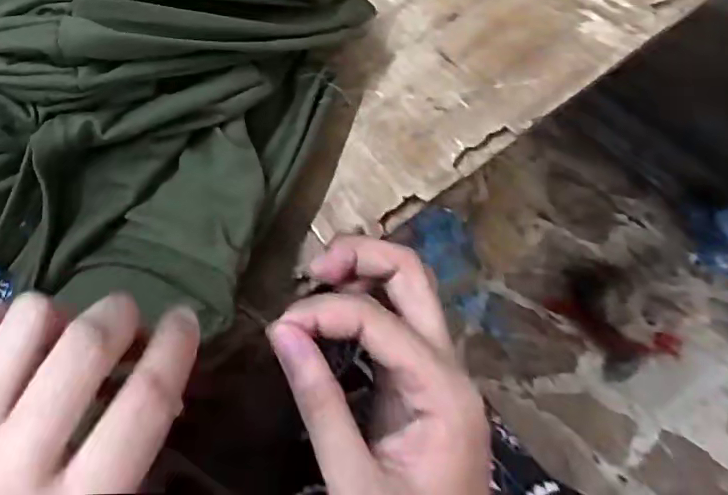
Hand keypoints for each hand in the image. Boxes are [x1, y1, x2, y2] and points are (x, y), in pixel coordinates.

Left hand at [0, 292, 199, 494]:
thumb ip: (136, 475)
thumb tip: (163, 396)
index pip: (143, 405)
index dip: (174, 351)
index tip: (185, 320)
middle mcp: (19, 458)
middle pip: (84, 347)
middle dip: (120, 316)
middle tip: (131, 324)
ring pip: (24, 321)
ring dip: (59, 314)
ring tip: (67, 337)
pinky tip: (10, 340)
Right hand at [268, 238, 489, 494]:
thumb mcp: (354, 480)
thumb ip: (319, 402)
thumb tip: (278, 328)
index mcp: (443, 392)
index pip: (374, 316)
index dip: (319, 311)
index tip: (278, 331)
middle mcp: (450, 369)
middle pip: (409, 273)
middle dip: (357, 255)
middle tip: (310, 270)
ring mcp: (439, 372)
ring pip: (405, 286)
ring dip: (359, 270)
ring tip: (315, 284)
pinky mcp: (421, 381)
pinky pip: (394, 315)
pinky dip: (359, 296)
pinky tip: (328, 311)